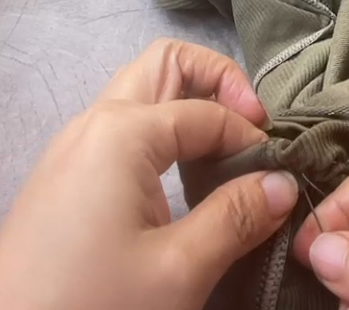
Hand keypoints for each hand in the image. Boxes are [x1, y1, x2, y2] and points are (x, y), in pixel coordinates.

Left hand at [0, 39, 298, 309]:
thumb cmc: (91, 305)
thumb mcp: (177, 271)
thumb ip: (235, 218)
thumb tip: (284, 181)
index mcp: (123, 129)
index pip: (206, 111)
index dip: (250, 135)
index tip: (282, 170)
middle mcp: (96, 119)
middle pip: (167, 63)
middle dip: (216, 79)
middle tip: (252, 125)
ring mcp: (74, 142)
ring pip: (142, 90)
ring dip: (188, 102)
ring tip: (224, 150)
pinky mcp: (64, 172)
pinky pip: (123, 124)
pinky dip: (162, 129)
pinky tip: (181, 177)